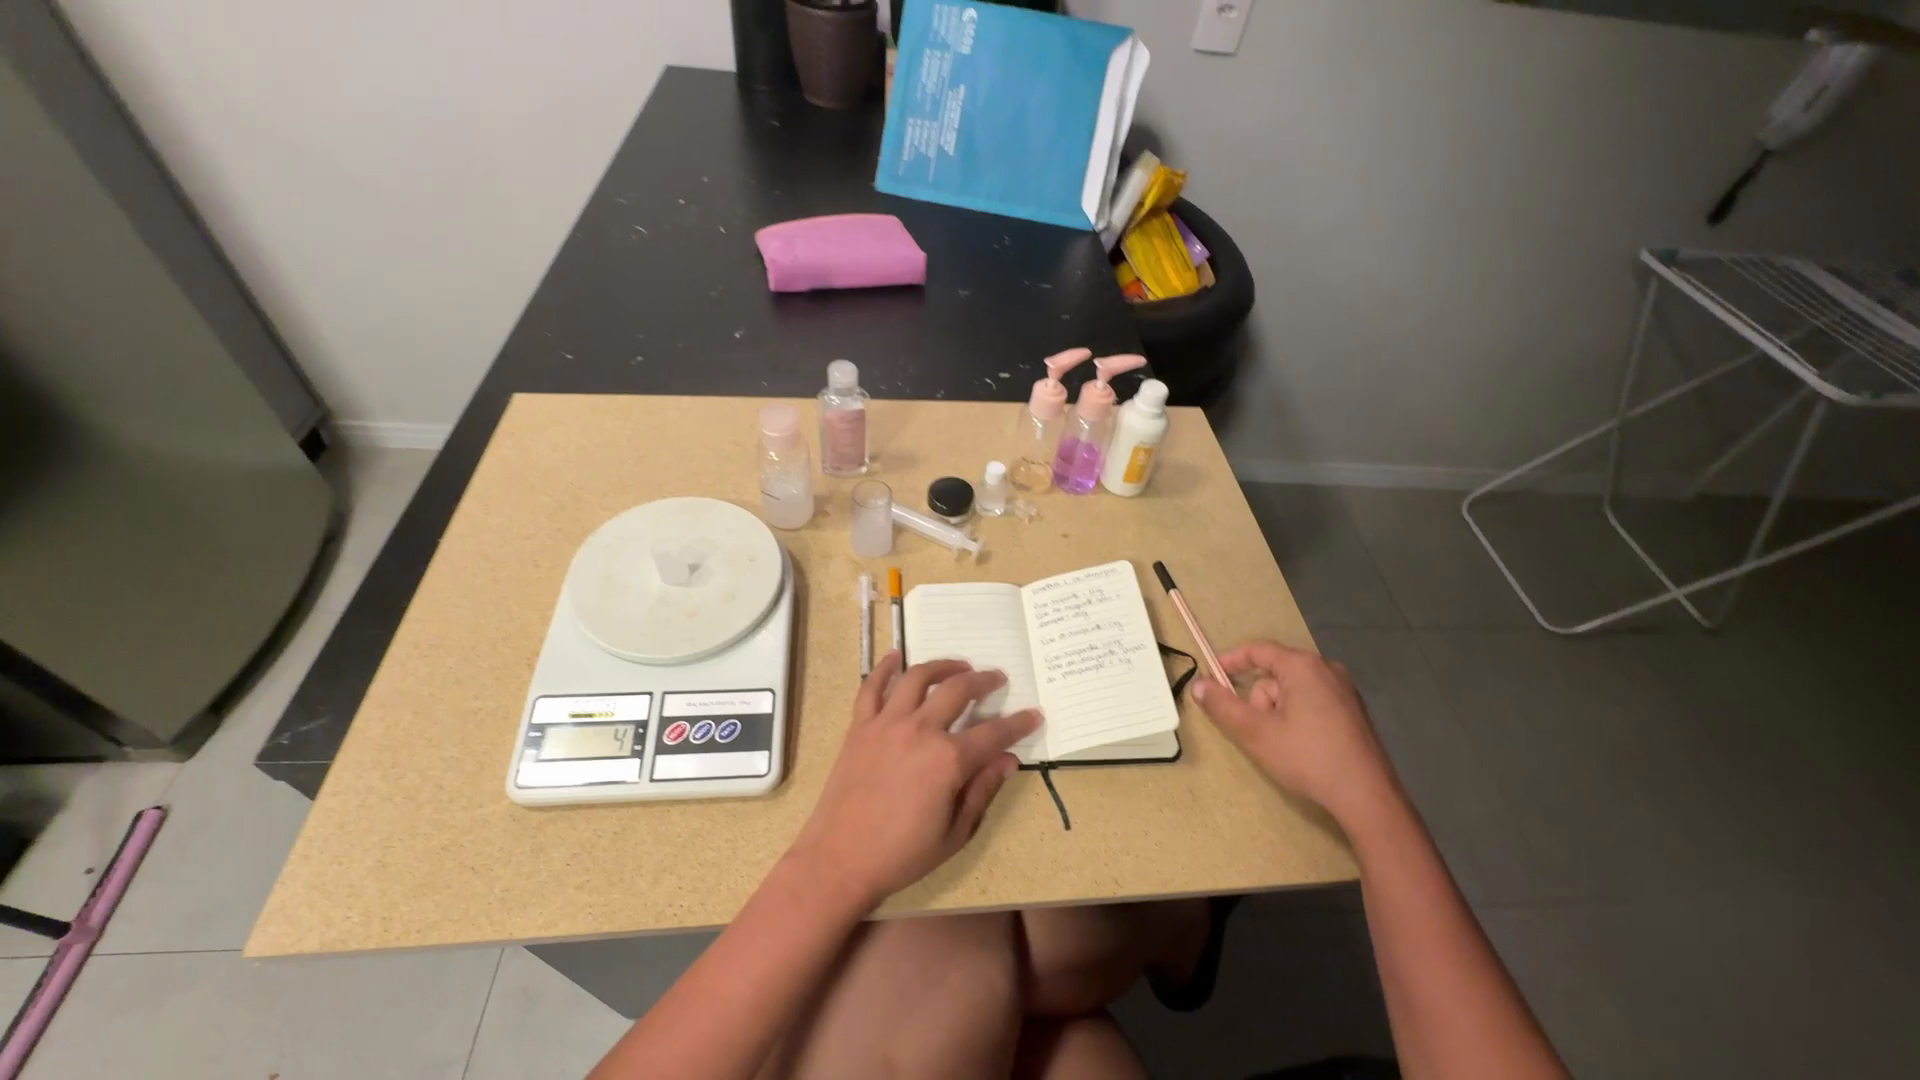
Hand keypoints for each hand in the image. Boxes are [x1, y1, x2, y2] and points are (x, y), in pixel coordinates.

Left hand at [788, 651, 1040, 908]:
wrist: (840, 859)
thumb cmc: (902, 855)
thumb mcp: (955, 832)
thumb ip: (982, 790)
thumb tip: (1007, 760)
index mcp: (948, 760)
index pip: (994, 733)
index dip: (1018, 723)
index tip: (1034, 714)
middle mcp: (920, 731)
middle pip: (958, 691)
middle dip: (983, 681)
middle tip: (997, 678)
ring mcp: (886, 724)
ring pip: (918, 678)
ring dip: (942, 665)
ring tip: (959, 665)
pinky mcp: (860, 728)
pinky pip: (872, 688)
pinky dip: (885, 668)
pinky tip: (897, 657)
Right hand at [1191, 640, 1400, 827]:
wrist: (1366, 795)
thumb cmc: (1307, 757)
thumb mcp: (1256, 732)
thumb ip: (1222, 705)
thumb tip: (1198, 684)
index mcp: (1304, 666)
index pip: (1259, 650)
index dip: (1231, 661)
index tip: (1211, 677)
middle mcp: (1327, 669)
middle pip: (1275, 674)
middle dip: (1260, 700)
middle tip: (1259, 731)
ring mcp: (1344, 689)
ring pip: (1293, 690)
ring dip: (1278, 711)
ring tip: (1284, 744)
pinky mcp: (1353, 710)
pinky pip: (1313, 701)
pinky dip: (1298, 717)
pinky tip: (1303, 746)